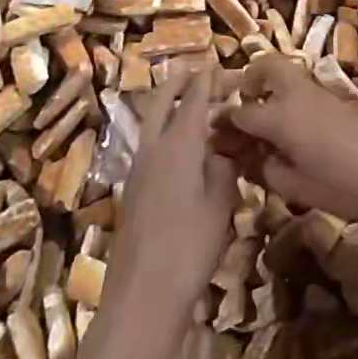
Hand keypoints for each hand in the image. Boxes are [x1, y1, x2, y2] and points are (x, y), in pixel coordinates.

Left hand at [104, 65, 239, 325]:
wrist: (143, 293)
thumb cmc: (190, 244)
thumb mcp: (221, 202)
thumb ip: (223, 167)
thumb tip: (221, 149)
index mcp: (178, 146)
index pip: (192, 101)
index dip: (205, 80)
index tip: (217, 65)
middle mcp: (153, 150)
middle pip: (159, 104)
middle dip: (176, 84)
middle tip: (193, 71)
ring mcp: (138, 171)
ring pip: (151, 125)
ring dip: (167, 107)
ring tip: (190, 104)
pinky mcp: (133, 191)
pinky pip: (149, 146)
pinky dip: (165, 132)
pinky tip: (182, 147)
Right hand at [221, 55, 357, 223]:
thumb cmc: (341, 184)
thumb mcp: (293, 186)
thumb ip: (262, 167)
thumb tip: (245, 156)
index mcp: (278, 114)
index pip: (238, 112)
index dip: (222, 125)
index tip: (212, 139)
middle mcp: (294, 93)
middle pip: (263, 66)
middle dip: (247, 83)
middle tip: (244, 114)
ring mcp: (317, 93)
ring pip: (283, 76)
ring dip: (268, 91)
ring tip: (264, 129)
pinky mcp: (334, 100)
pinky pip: (299, 91)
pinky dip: (286, 102)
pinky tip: (289, 136)